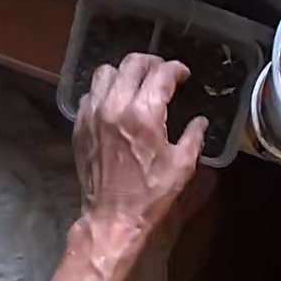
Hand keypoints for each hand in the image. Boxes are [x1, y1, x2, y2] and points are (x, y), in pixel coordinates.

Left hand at [73, 53, 205, 247]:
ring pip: (105, 72)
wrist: (113, 217)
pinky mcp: (80, 126)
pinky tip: (115, 103)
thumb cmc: (150, 195)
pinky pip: (90, 94)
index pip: (161, 74)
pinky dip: (104, 91)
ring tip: (136, 84)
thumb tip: (200, 121)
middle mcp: (115, 106)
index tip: (183, 75)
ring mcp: (93, 114)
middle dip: (151, 63)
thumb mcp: (182, 167)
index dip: (176, 70)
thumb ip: (194, 137)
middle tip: (162, 73)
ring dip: (124, 73)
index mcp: (143, 114)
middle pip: (131, 64)